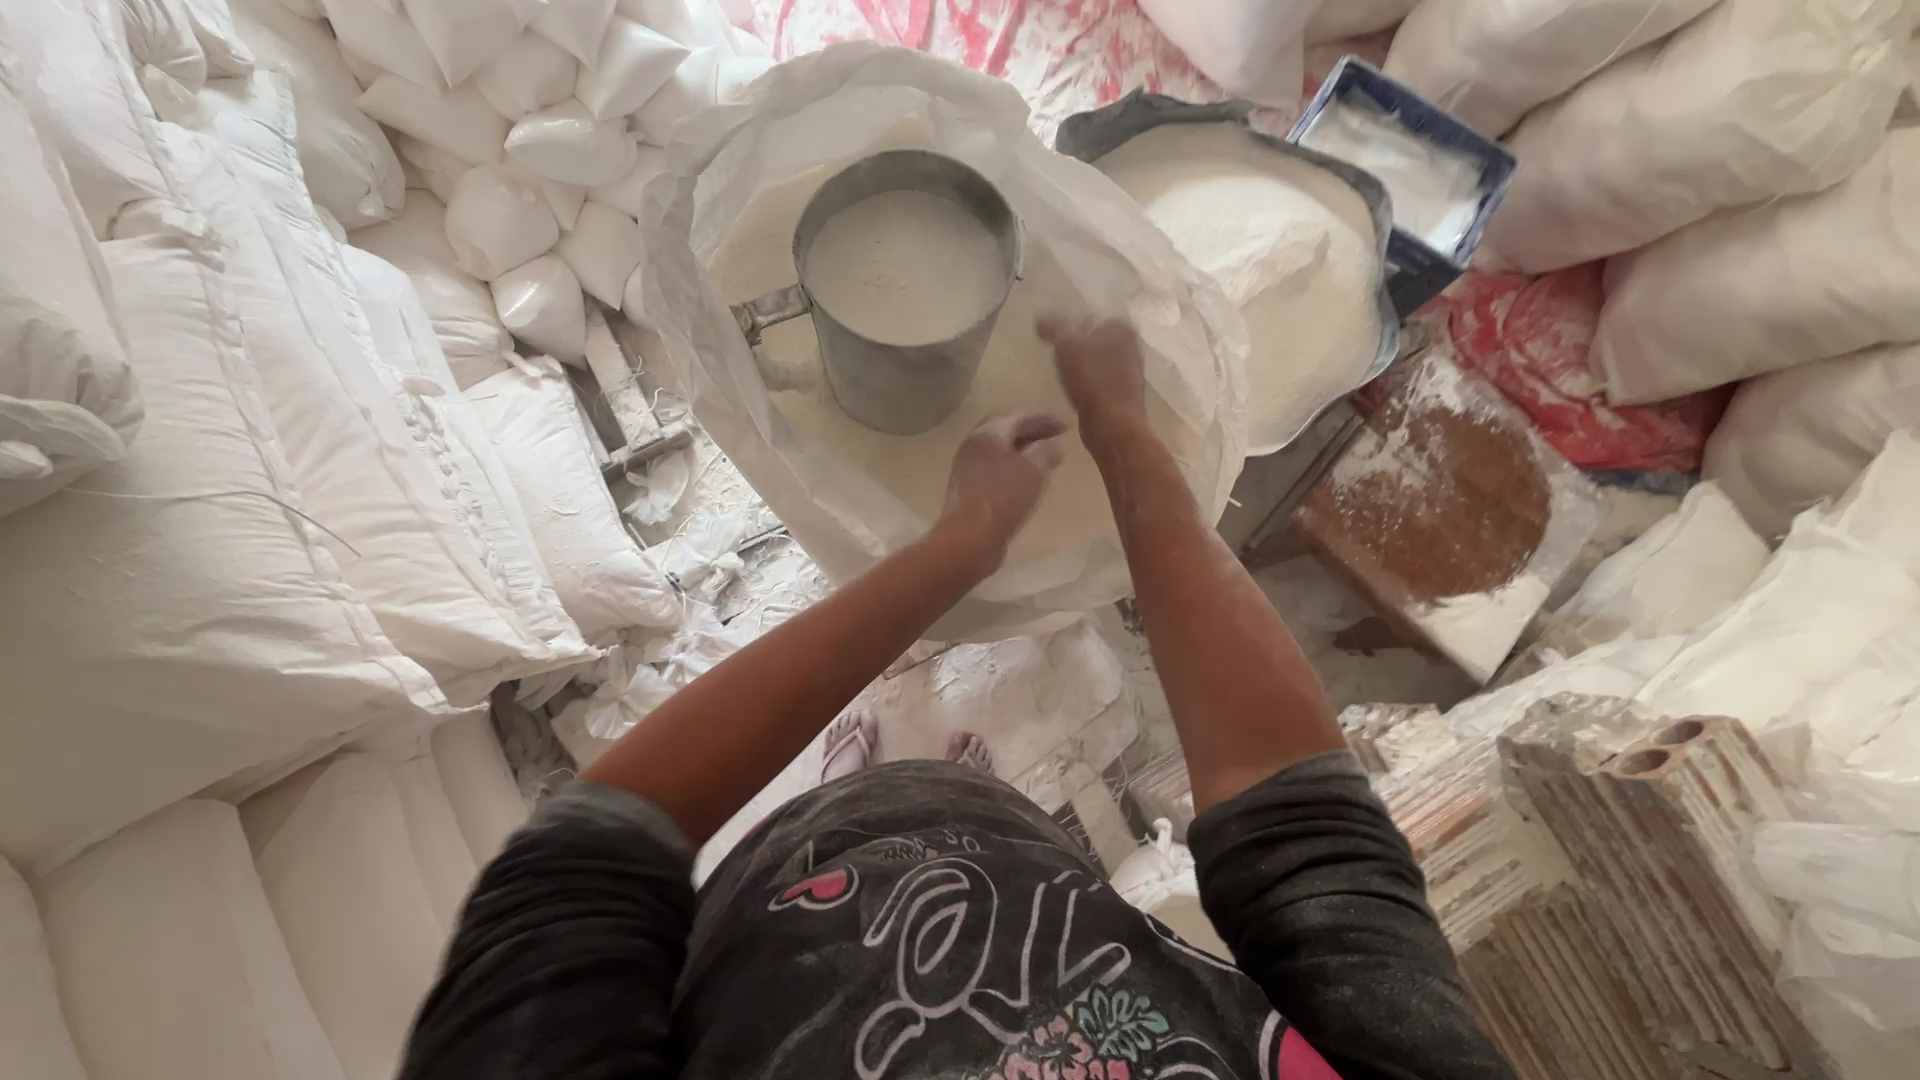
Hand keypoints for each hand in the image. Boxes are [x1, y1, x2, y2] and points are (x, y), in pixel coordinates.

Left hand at [940, 413, 1066, 569]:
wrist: (969, 539)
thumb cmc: (1003, 498)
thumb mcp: (1034, 469)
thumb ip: (1046, 452)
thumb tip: (1052, 446)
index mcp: (987, 434)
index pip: (1019, 417)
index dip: (1045, 420)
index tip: (1067, 427)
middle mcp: (973, 447)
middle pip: (1006, 432)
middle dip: (1031, 434)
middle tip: (1054, 439)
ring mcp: (968, 470)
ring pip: (1000, 454)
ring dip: (1022, 453)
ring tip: (1044, 461)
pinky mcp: (969, 492)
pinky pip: (996, 473)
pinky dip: (1014, 471)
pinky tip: (1027, 483)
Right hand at [1037, 316, 1147, 436]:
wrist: (1112, 424)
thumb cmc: (1092, 379)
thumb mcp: (1066, 346)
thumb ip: (1054, 328)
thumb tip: (1040, 317)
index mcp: (1121, 327)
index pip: (1092, 315)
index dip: (1071, 321)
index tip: (1053, 333)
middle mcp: (1131, 345)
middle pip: (1097, 337)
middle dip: (1077, 343)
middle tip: (1054, 349)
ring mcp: (1130, 371)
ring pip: (1099, 359)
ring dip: (1082, 364)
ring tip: (1061, 370)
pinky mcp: (1124, 393)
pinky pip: (1100, 379)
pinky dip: (1087, 381)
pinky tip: (1074, 389)